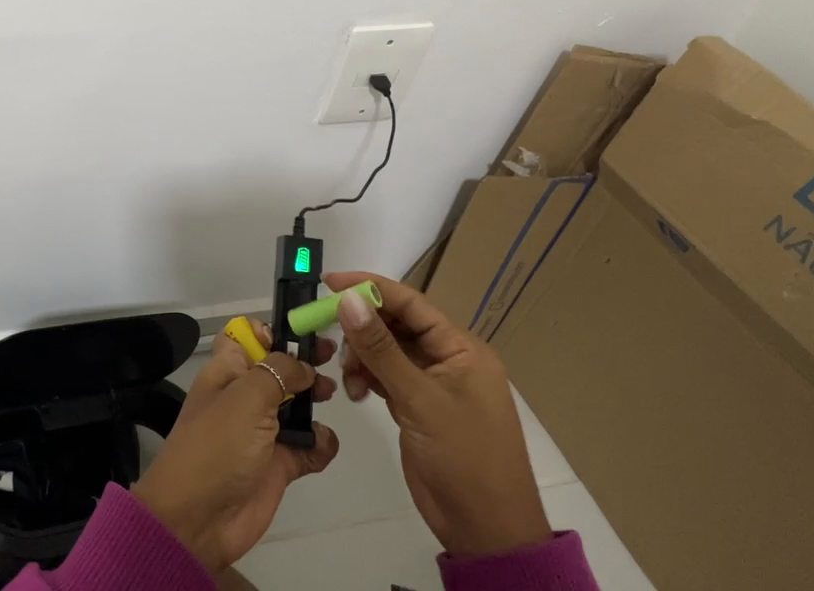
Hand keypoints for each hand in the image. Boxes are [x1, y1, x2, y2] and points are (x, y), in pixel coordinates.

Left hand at [131, 325, 341, 572]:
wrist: (198, 519)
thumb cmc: (216, 446)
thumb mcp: (245, 396)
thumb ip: (278, 371)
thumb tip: (303, 367)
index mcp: (227, 372)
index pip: (245, 337)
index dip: (269, 330)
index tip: (301, 330)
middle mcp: (244, 397)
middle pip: (278, 368)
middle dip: (304, 361)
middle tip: (332, 357)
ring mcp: (262, 432)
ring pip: (296, 406)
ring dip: (315, 400)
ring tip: (330, 395)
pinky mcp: (278, 465)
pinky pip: (308, 447)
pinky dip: (321, 445)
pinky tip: (323, 444)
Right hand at [327, 271, 552, 556]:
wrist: (486, 530)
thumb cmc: (463, 457)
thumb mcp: (419, 399)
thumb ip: (380, 348)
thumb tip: (348, 300)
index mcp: (461, 348)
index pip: (411, 303)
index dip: (370, 288)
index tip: (329, 283)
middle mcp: (448, 359)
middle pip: (397, 325)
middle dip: (362, 326)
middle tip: (327, 330)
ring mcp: (433, 384)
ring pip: (388, 351)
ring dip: (363, 356)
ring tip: (349, 376)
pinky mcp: (418, 407)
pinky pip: (386, 377)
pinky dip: (368, 379)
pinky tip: (355, 392)